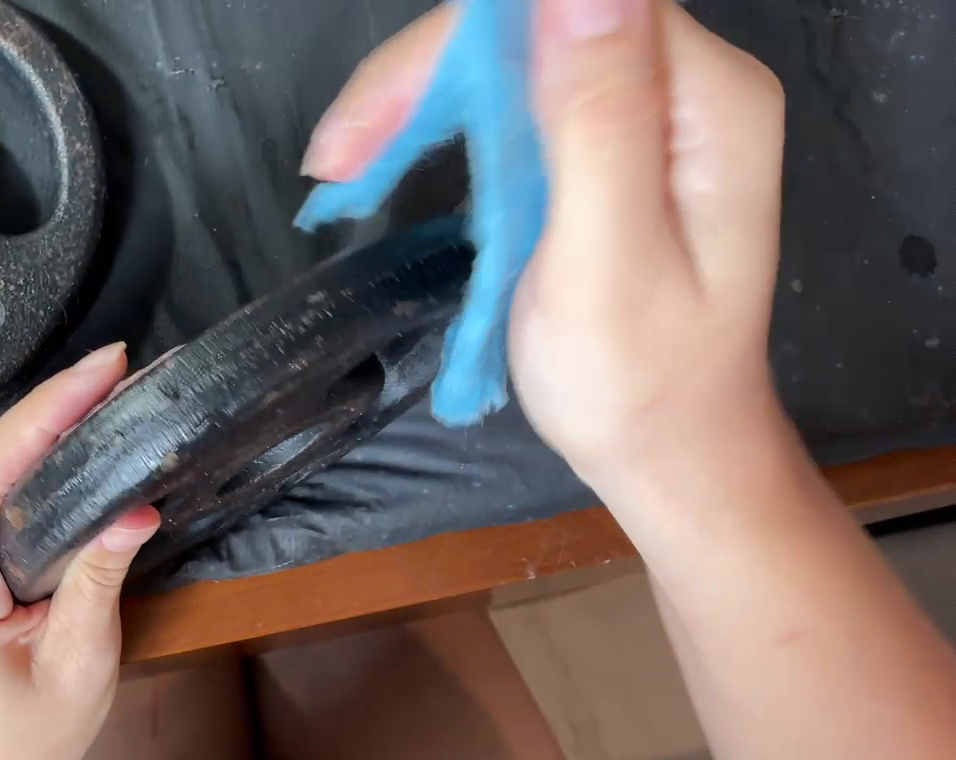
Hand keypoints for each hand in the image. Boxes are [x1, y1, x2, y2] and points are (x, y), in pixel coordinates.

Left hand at [0, 344, 161, 759]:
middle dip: (49, 414)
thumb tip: (137, 507)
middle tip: (117, 373)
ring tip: (104, 401)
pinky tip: (69, 449)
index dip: (40, 414)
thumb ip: (97, 581)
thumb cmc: (25, 740)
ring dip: (40, 437)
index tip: (100, 369)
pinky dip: (25, 470)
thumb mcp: (77, 665)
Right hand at [304, 0, 789, 495]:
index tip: (365, 130)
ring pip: (504, 73)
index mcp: (697, 101)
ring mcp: (626, 126)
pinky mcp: (583, 164)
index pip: (568, 10)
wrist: (660, 445)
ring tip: (339, 173)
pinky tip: (382, 170)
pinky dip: (431, 138)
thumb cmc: (635, 375)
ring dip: (412, 109)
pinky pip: (500, 119)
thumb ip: (597, 124)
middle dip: (416, 83)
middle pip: (526, 33)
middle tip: (332, 164)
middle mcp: (670, 91)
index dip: (454, 50)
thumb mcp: (610, 260)